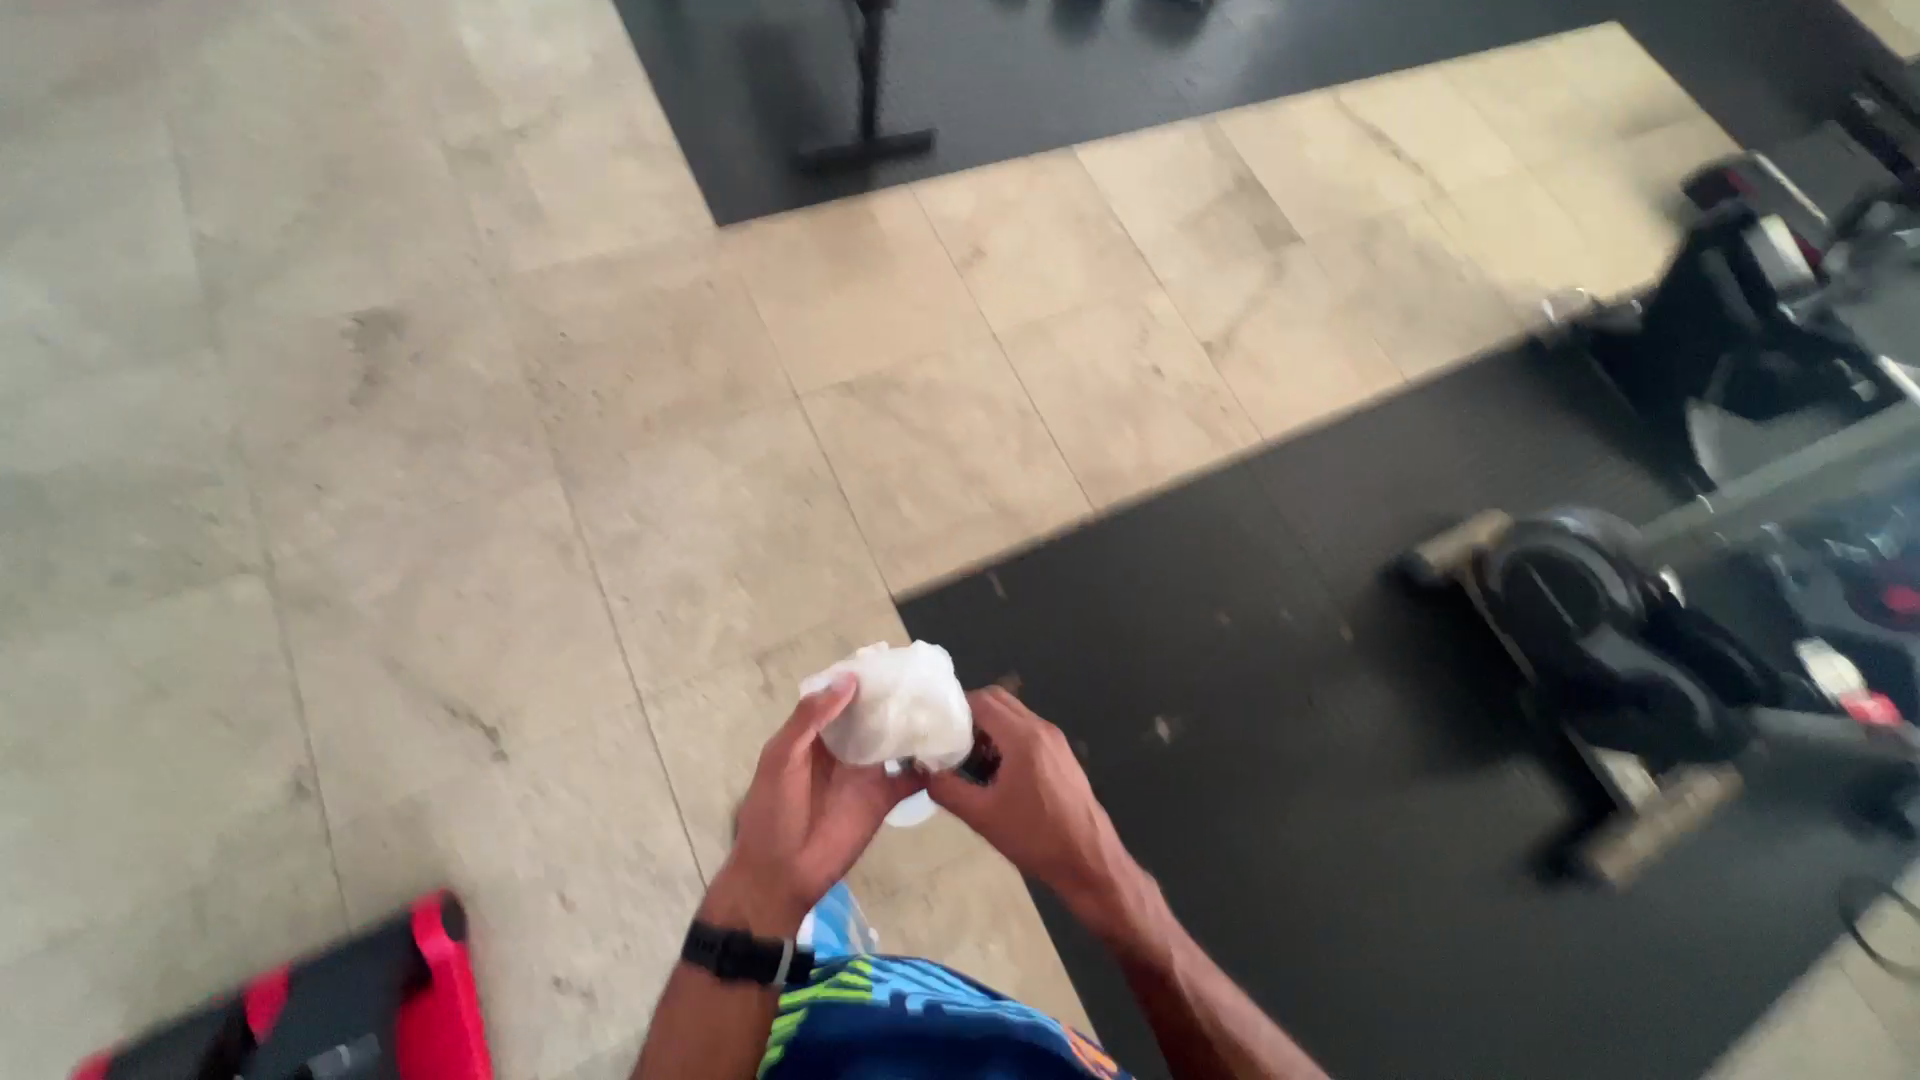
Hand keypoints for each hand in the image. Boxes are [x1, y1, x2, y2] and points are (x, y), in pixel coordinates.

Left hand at [706, 674, 923, 936]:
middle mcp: (844, 747)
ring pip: (895, 741)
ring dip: (915, 725)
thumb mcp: (781, 758)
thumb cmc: (772, 811)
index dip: (863, 676)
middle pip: (873, 714)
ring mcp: (866, 772)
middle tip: (929, 675)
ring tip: (944, 704)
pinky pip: (910, 779)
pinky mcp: (883, 799)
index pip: (842, 695)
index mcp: (816, 733)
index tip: (891, 656)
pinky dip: (928, 766)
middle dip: (896, 696)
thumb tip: (849, 679)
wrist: (780, 874)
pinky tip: (949, 751)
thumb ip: (809, 719)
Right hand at [927, 687, 1156, 942]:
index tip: (936, 731)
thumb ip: (947, 788)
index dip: (955, 711)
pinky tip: (996, 775)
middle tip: (950, 745)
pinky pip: (1027, 731)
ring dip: (989, 729)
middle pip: (999, 701)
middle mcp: (1042, 728)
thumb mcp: (982, 816)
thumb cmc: (1035, 838)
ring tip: (970, 763)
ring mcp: (1055, 740)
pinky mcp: (1061, 754)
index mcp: (1023, 737)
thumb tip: (923, 771)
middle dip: (971, 717)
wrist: (1088, 860)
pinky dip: (1007, 740)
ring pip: (1013, 716)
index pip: (982, 701)